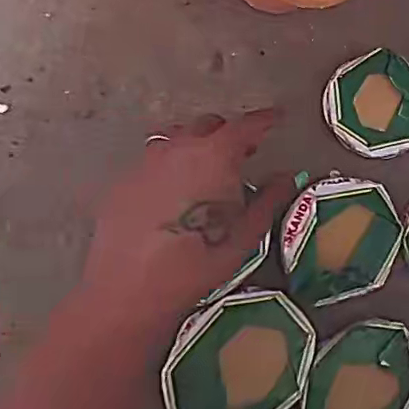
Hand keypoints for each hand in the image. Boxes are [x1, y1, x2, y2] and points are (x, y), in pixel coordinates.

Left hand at [83, 110, 290, 319]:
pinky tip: (174, 195)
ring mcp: (146, 163)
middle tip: (244, 153)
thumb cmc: (200, 259)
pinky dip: (170, 167)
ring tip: (206, 169)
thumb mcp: (248, 232)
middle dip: (228, 133)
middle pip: (208, 124)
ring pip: (176, 139)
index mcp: (215, 154)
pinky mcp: (122, 183)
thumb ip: (270, 198)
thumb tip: (286, 176)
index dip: (265, 119)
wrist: (130, 290)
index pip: (246, 125)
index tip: (277, 118)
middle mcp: (179, 148)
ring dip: (196, 145)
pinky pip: (153, 163)